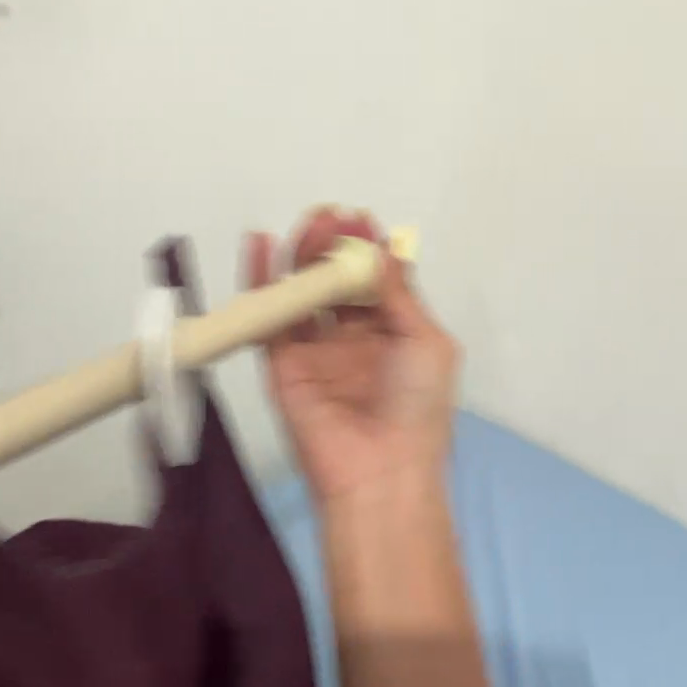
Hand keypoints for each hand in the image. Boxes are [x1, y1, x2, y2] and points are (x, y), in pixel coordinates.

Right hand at [245, 207, 458, 506]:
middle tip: (331, 217)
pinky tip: (259, 244)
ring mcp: (316, 351)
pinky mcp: (281, 365)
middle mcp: (354, 339)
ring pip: (303, 293)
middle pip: (337, 282)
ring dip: (302, 256)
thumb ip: (400, 293)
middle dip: (334, 246)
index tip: (361, 219)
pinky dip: (261, 280)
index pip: (376, 281)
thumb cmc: (418, 405)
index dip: (368, 249)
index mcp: (395, 335)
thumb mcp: (427, 343)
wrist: (381, 470)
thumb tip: (381, 246)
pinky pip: (269, 317)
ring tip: (308, 224)